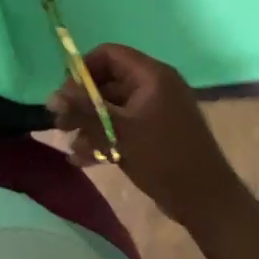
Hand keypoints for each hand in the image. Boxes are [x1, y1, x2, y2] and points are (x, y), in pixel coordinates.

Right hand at [48, 43, 245, 226]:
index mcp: (152, 75)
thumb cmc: (164, 158)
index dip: (83, 70)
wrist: (208, 203)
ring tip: (70, 145)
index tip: (66, 95)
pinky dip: (104, 137)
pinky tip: (84, 158)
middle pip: (107, 81)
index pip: (108, 54)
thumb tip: (50, 97)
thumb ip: (83, 110)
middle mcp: (155, 86)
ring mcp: (156, 111)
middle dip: (81, 103)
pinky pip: (122, 125)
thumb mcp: (118, 131)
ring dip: (89, 123)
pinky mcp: (156, 133)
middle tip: (60, 123)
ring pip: (111, 107)